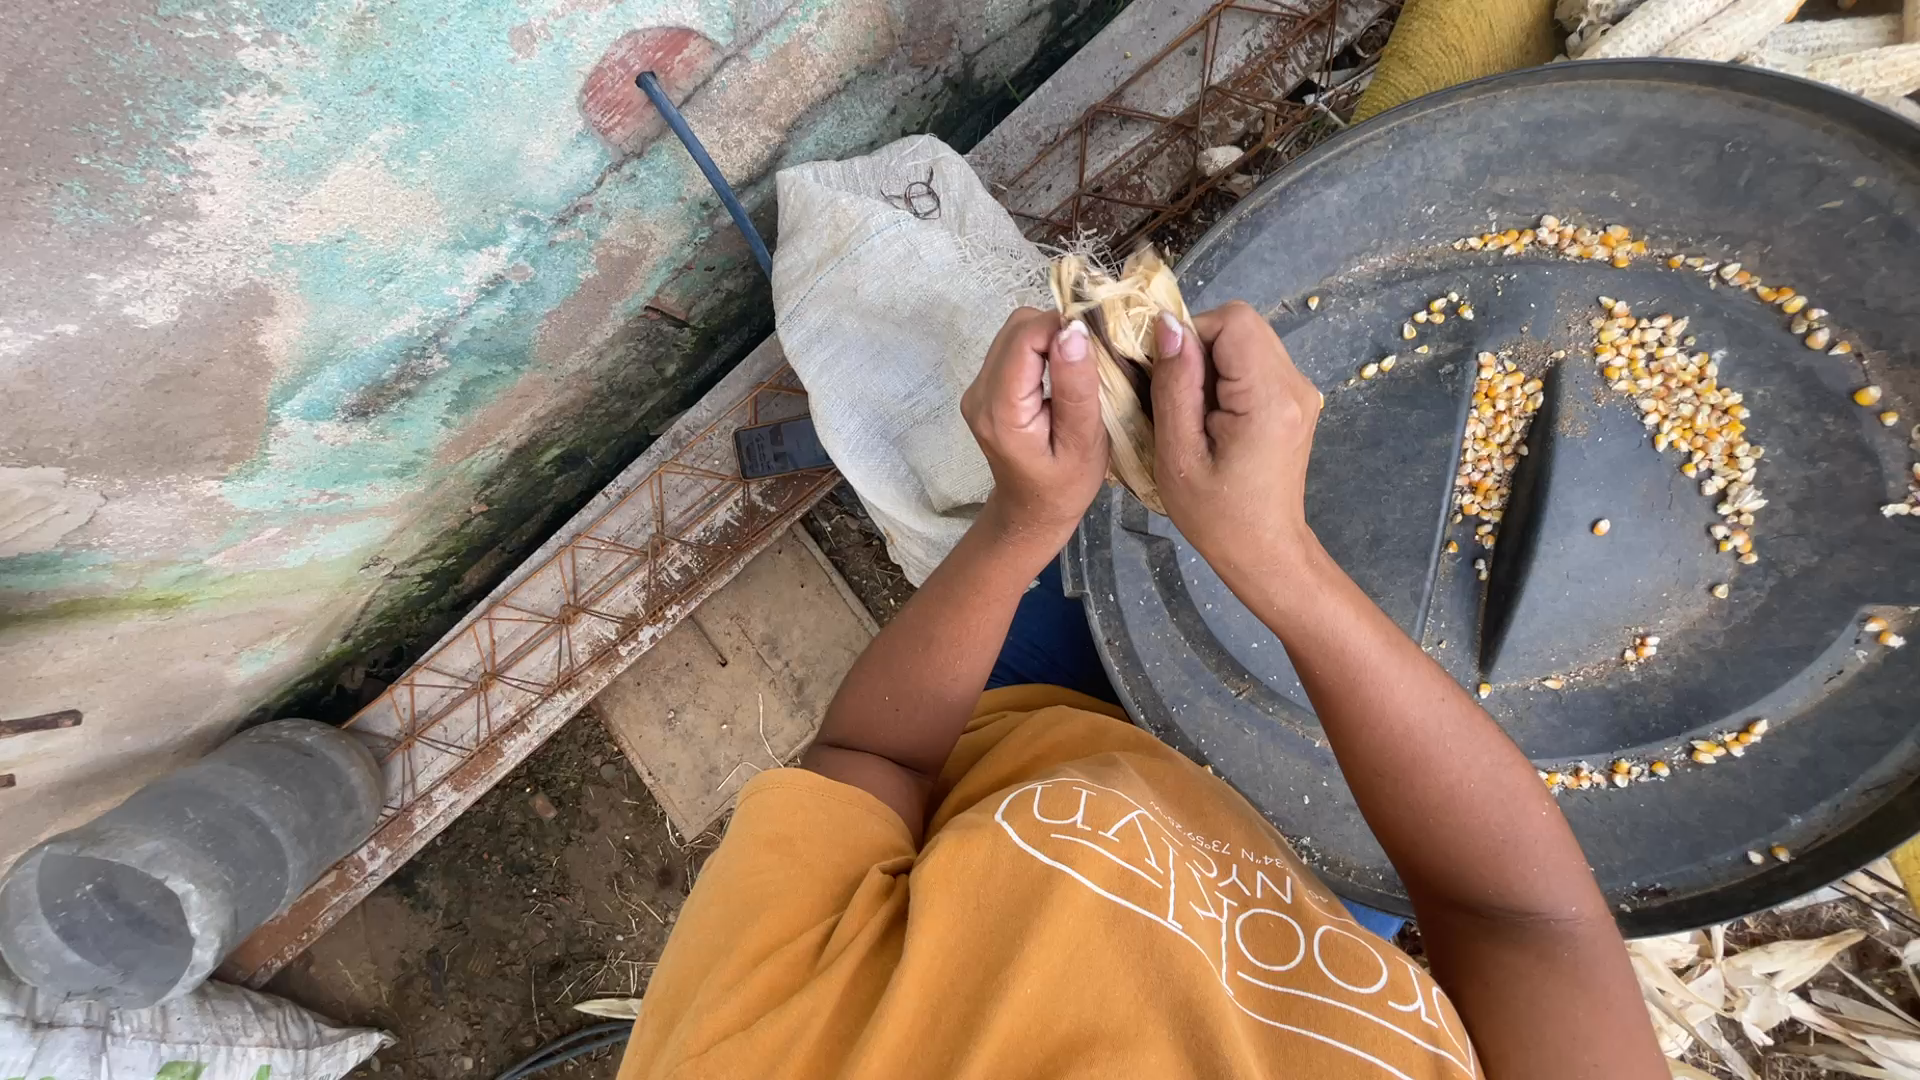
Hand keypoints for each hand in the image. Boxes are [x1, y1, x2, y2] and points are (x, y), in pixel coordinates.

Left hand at [961, 307, 1108, 557]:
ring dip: (1051, 337)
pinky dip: (1041, 348)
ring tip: (1080, 365)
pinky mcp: (984, 388)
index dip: (1064, 326)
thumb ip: (1077, 387)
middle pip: (1018, 328)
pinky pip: (1013, 347)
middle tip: (1094, 355)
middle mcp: (979, 394)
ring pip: (1015, 332)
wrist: (1031, 511)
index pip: (1027, 338)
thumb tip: (1075, 330)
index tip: (1099, 341)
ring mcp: (977, 390)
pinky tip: (1062, 372)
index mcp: (1001, 411)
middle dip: (1059, 329)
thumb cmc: (1064, 486)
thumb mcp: (1083, 442)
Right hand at [1150, 301, 1321, 587]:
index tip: (1165, 375)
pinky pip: (1253, 363)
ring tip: (1192, 411)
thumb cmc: (1214, 514)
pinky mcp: (1295, 399)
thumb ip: (1174, 385)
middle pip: (1241, 325)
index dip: (1190, 335)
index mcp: (1269, 398)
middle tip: (1175, 396)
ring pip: (1246, 341)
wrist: (1263, 549)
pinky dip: (1225, 377)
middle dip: (1198, 348)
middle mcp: (1295, 383)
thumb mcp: (1178, 455)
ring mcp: (1300, 390)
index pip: (1232, 321)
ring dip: (1210, 364)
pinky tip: (1211, 417)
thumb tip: (1168, 325)